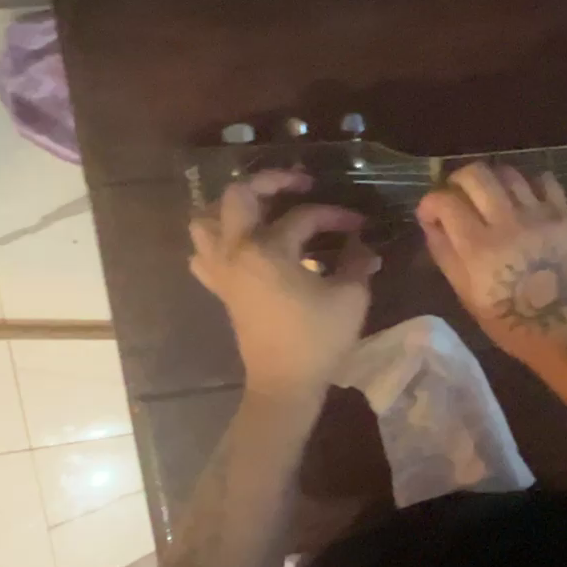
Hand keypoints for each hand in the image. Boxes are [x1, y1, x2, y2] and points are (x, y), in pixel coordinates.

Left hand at [190, 169, 379, 398]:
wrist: (285, 384)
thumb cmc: (318, 339)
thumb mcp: (350, 297)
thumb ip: (357, 262)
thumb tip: (363, 244)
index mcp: (266, 249)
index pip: (303, 216)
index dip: (335, 216)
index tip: (359, 225)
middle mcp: (235, 251)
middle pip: (238, 195)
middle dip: (269, 181)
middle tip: (297, 185)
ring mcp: (222, 270)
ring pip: (206, 221)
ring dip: (231, 208)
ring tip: (261, 210)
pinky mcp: (220, 289)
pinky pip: (203, 254)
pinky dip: (217, 241)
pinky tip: (241, 246)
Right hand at [417, 163, 566, 366]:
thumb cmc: (511, 324)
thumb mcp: (467, 296)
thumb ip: (445, 255)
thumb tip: (430, 223)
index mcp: (478, 247)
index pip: (445, 200)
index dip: (430, 202)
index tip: (430, 214)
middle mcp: (507, 222)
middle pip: (476, 174)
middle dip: (458, 180)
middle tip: (457, 198)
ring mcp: (538, 215)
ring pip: (508, 171)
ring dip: (492, 180)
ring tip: (489, 199)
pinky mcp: (563, 216)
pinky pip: (544, 180)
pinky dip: (528, 183)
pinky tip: (522, 201)